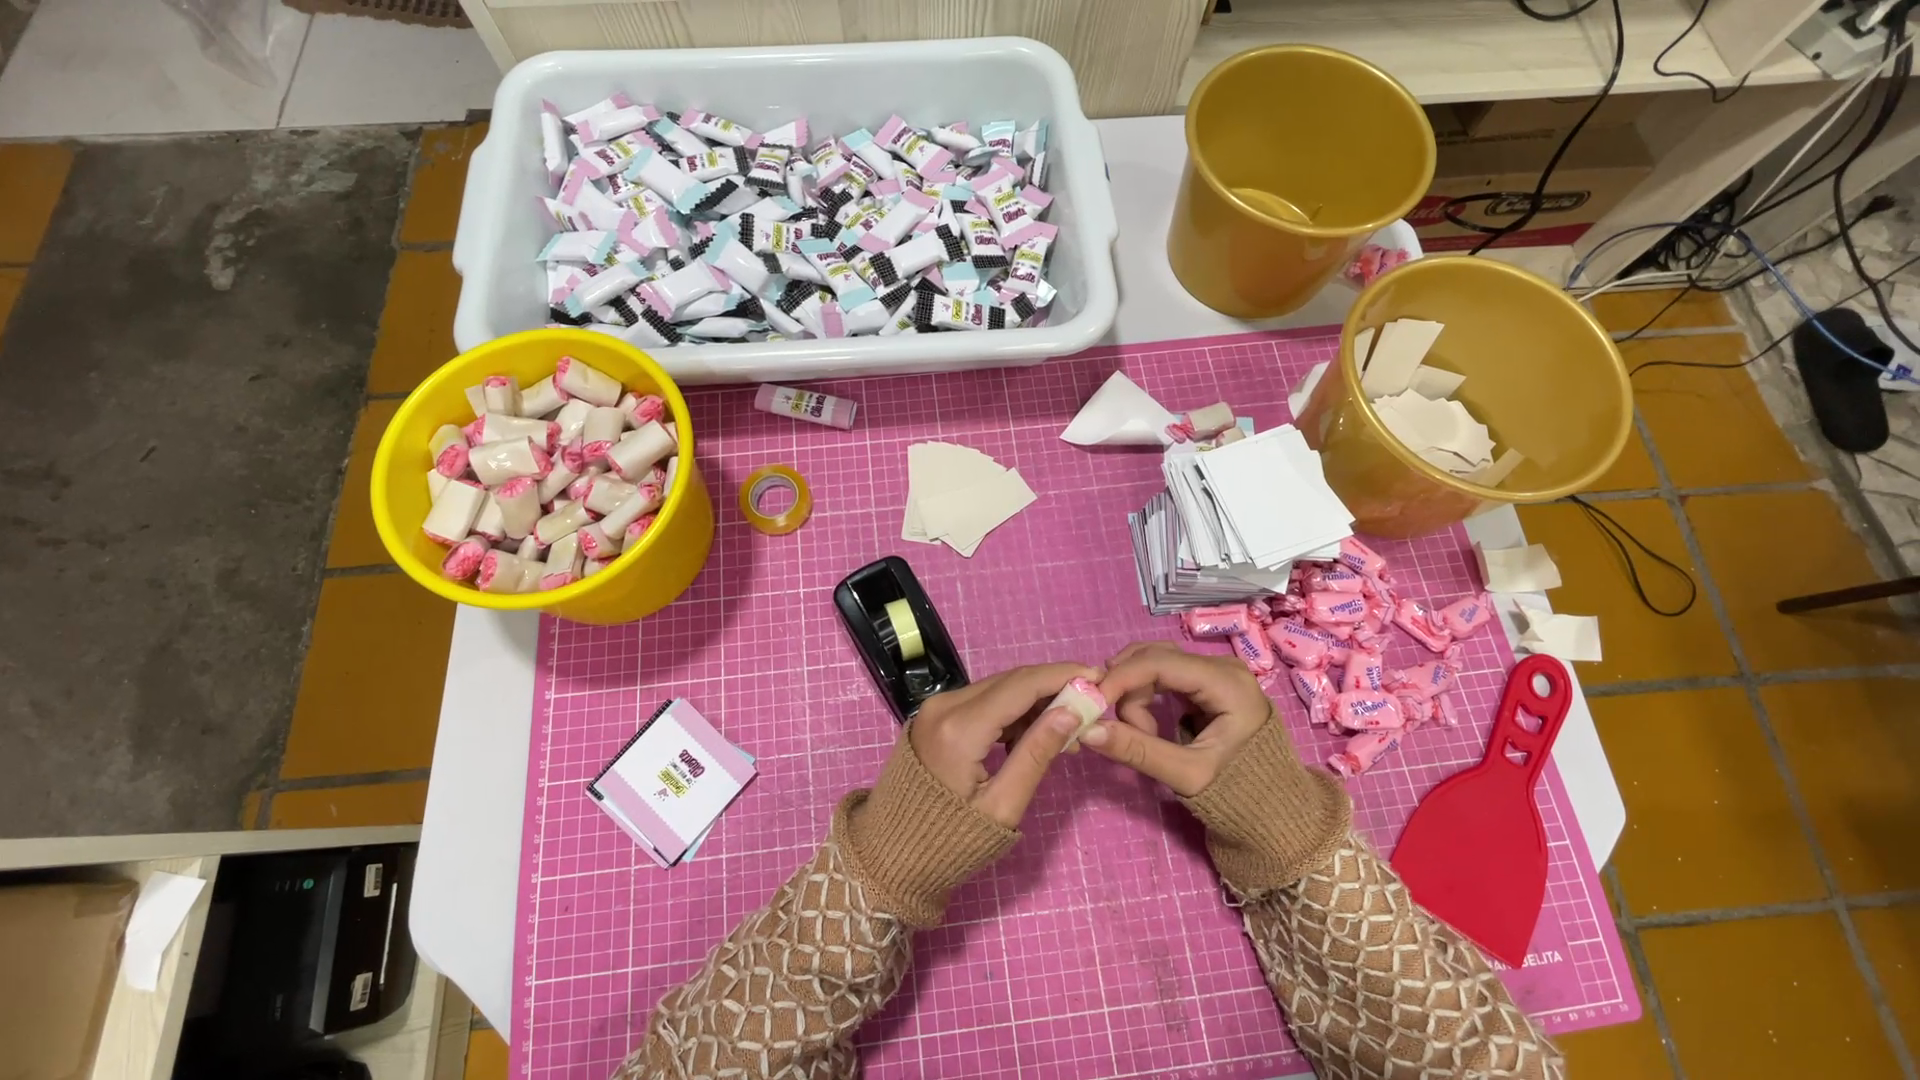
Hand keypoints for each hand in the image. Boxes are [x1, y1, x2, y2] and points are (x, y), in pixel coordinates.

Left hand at [909, 662, 1101, 827]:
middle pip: (1011, 681)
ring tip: (1068, 733)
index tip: (1100, 678)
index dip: (1063, 676)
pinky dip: (1012, 711)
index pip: (1022, 684)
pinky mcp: (935, 716)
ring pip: (998, 689)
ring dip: (1034, 702)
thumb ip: (1037, 753)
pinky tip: (1034, 735)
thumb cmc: (951, 841)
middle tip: (1092, 707)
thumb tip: (1072, 711)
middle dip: (1053, 688)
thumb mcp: (1003, 804)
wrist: (890, 855)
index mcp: (960, 726)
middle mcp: (945, 705)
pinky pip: (982, 701)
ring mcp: (936, 708)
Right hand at [1083, 642, 1284, 796]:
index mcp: (1228, 683)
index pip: (1160, 662)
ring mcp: (1214, 671)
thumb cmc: (1238, 793)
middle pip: (1154, 658)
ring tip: (1144, 734)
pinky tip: (1149, 726)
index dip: (1121, 678)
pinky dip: (1144, 695)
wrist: (1274, 808)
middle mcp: (1221, 666)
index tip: (1092, 703)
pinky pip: (1161, 674)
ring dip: (1135, 694)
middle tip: (1123, 731)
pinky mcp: (1204, 680)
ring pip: (1153, 663)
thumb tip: (1087, 731)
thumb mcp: (1187, 776)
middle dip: (1128, 690)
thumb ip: (1138, 750)